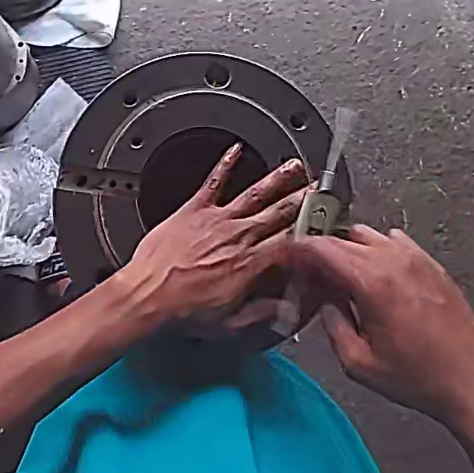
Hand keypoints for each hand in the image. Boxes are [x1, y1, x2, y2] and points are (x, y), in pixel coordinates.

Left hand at [110, 144, 309, 328]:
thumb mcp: (229, 323)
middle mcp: (238, 236)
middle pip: (279, 213)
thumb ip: (262, 313)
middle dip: (304, 199)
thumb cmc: (182, 310)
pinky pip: (214, 181)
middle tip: (320, 189)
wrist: (147, 294)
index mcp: (250, 264)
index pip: (291, 242)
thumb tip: (286, 311)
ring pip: (255, 193)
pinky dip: (225, 163)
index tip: (326, 224)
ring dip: (277, 179)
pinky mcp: (194, 209)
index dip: (312, 232)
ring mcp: (217, 219)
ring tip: (295, 166)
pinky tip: (235, 149)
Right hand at [294, 225, 473, 455]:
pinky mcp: (430, 264)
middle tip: (312, 274)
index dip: (297, 250)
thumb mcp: (357, 362)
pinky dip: (376, 252)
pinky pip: (392, 242)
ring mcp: (415, 258)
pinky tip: (376, 279)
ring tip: (345, 279)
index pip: (320, 246)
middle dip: (320, 252)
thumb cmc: (422, 378)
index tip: (288, 258)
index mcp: (371, 281)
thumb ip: (331, 321)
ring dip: (348, 250)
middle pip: (340, 237)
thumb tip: (323, 298)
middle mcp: (393, 260)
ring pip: (365, 235)